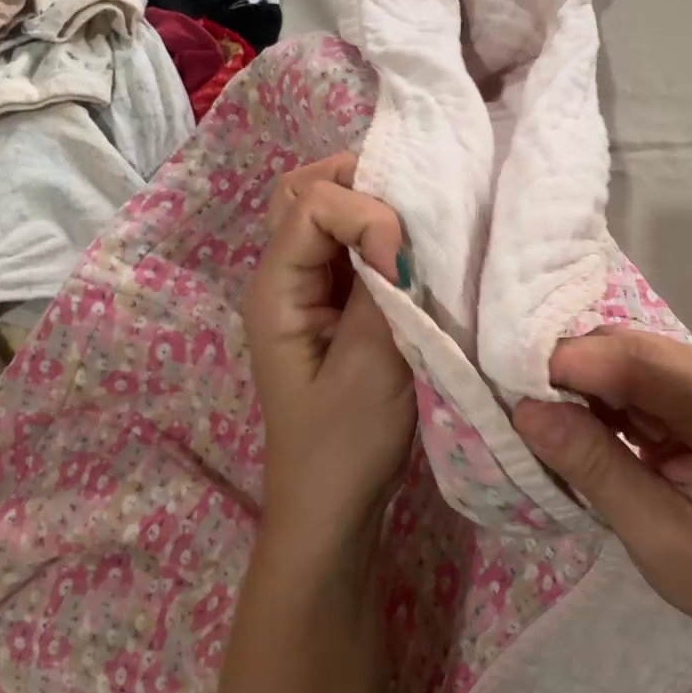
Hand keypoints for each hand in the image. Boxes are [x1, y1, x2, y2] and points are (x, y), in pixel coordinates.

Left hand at [241, 153, 414, 546]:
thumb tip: (401, 234)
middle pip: (303, 193)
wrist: (331, 507)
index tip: (401, 265)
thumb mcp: (371, 364)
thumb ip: (384, 288)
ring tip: (415, 227)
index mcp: (275, 289)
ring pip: (323, 214)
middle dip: (358, 185)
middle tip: (413, 209)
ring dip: (368, 208)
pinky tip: (410, 257)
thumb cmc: (345, 443)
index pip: (311, 205)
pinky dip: (378, 237)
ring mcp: (304, 291)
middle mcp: (281, 277)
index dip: (364, 216)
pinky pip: (345, 248)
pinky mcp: (329, 307)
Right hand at [512, 329, 691, 652]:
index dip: (573, 363)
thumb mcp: (659, 537)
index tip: (511, 388)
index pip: (642, 364)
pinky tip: (577, 426)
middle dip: (566, 369)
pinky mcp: (688, 389)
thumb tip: (528, 412)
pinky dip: (593, 392)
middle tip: (516, 409)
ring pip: (622, 353)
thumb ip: (597, 469)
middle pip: (629, 347)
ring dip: (576, 380)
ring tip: (541, 420)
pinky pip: (627, 373)